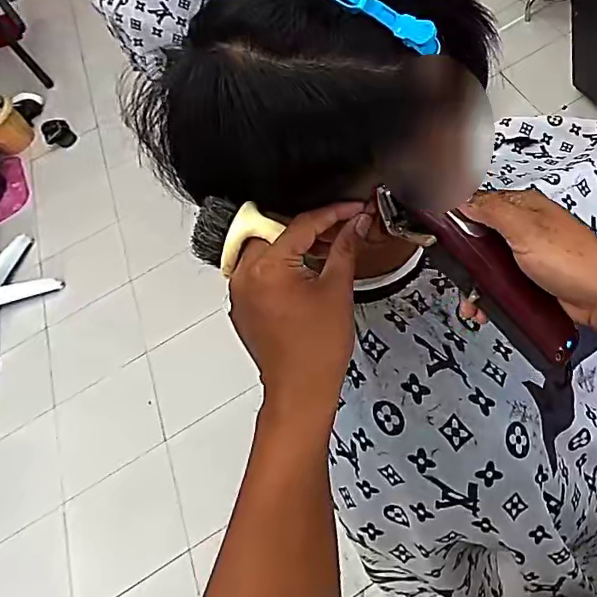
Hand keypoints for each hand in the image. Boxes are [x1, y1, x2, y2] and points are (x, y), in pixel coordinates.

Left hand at [227, 201, 369, 420]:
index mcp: (268, 268)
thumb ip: (345, 248)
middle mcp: (245, 275)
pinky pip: (259, 268)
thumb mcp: (338, 288)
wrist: (301, 387)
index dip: (333, 213)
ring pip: (265, 246)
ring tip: (329, 247)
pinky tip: (310, 268)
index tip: (353, 210)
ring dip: (295, 241)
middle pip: (275, 228)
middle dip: (310, 224)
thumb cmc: (317, 349)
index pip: (301, 224)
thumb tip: (356, 224)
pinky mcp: (243, 303)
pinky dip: (283, 261)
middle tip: (341, 226)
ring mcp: (240, 290)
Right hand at [461, 189, 596, 327]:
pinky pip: (504, 285)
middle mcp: (528, 228)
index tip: (440, 235)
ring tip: (474, 300)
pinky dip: (493, 296)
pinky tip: (490, 306)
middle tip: (461, 275)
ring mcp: (530, 255)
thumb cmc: (578, 262)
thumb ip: (491, 211)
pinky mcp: (534, 280)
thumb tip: (462, 199)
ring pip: (491, 265)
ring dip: (477, 284)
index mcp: (525, 206)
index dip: (457, 217)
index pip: (479, 202)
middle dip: (466, 260)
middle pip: (480, 238)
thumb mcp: (525, 229)